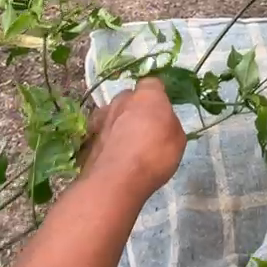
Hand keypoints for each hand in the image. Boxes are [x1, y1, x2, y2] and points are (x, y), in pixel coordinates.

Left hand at [79, 76, 186, 197]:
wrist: (114, 182)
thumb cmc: (154, 155)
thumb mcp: (178, 139)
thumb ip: (169, 124)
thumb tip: (162, 123)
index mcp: (147, 96)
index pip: (152, 83)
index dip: (157, 95)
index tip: (162, 109)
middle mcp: (121, 102)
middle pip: (129, 98)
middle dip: (135, 108)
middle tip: (145, 126)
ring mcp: (101, 120)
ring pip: (112, 115)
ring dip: (118, 124)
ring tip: (127, 143)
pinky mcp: (88, 141)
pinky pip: (101, 135)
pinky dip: (107, 142)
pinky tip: (115, 157)